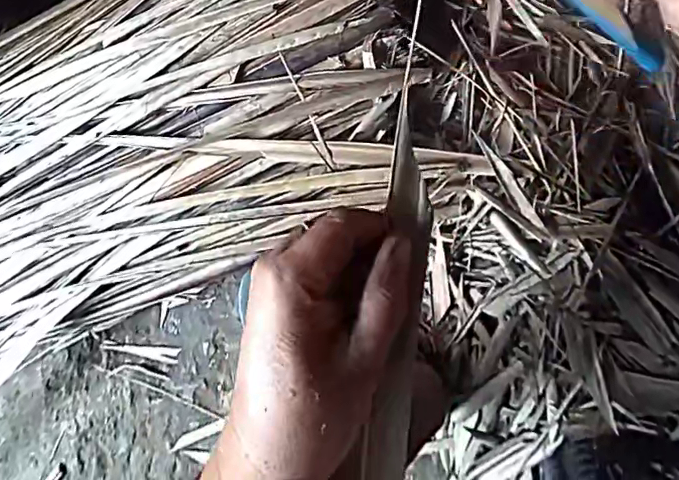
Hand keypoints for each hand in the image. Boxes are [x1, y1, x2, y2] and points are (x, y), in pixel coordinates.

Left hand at [205, 209, 410, 479]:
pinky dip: (341, 287)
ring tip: (375, 314)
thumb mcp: (363, 358)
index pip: (344, 222)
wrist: (268, 462)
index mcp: (288, 277)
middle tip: (399, 283)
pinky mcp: (273, 299)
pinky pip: (316, 273)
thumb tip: (402, 249)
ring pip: (327, 252)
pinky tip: (354, 322)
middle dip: (370, 253)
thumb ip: (386, 294)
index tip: (410, 239)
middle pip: (334, 233)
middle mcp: (272, 271)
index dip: (381, 227)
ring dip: (357, 272)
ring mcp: (269, 284)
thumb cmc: (301, 424)